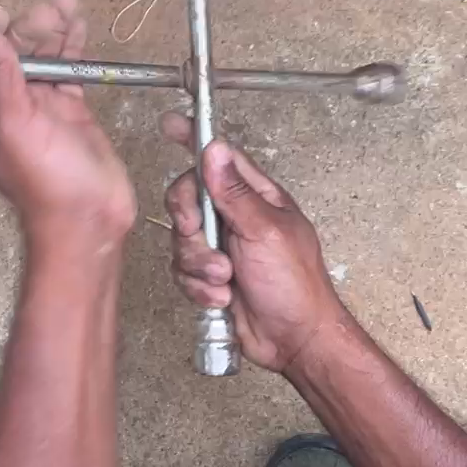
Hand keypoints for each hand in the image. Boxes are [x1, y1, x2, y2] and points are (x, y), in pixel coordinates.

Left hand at [0, 0, 135, 265]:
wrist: (89, 219)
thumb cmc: (46, 183)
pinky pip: (69, 72)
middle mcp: (10, 108)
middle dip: (26, 28)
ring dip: (52, 30)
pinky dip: (73, 48)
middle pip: (11, 56)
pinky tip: (79, 26)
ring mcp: (42, 110)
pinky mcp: (71, 113)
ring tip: (66, 1)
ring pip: (42, 59)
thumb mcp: (14, 123)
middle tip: (47, 9)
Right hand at [161, 114, 354, 374]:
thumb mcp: (265, 232)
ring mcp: (220, 245)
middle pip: (187, 197)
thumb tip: (214, 148)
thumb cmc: (296, 285)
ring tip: (225, 280)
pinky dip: (197, 286)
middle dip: (189, 223)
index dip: (194, 138)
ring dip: (198, 264)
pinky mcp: (208, 274)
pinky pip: (181, 269)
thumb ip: (234, 192)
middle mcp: (234, 215)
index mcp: (255, 196)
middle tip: (202, 235)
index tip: (170, 124)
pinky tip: (222, 297)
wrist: (294, 342)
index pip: (219, 156)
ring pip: (180, 238)